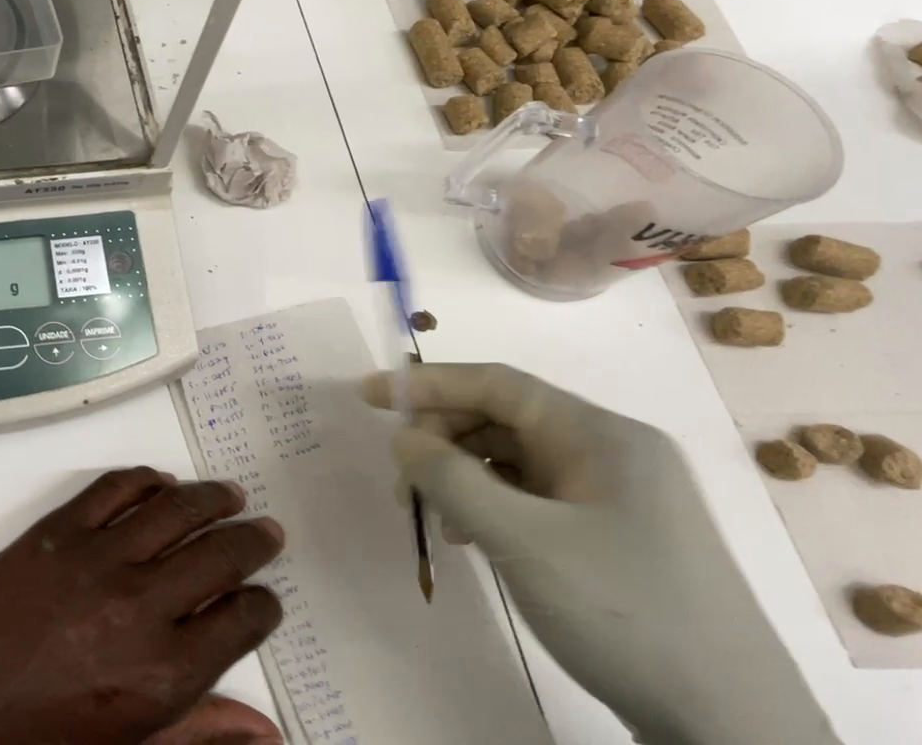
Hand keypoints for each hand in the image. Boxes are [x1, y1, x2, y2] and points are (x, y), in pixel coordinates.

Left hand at [0, 467, 284, 744]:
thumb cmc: (42, 732)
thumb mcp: (133, 744)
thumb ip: (203, 732)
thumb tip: (268, 731)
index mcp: (166, 669)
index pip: (244, 619)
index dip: (263, 604)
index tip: (263, 597)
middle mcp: (142, 606)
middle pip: (221, 555)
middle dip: (252, 541)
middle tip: (265, 532)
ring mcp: (98, 559)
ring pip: (174, 509)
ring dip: (211, 498)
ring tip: (229, 496)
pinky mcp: (59, 531)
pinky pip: (113, 488)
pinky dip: (144, 479)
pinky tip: (161, 481)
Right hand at [361, 363, 839, 744]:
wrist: (729, 724)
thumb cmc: (622, 610)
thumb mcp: (521, 540)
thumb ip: (451, 478)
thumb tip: (403, 438)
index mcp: (602, 436)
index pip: (499, 384)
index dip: (427, 384)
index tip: (367, 395)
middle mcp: (612, 454)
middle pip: (504, 420)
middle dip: (441, 439)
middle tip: (400, 478)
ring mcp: (617, 498)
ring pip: (514, 462)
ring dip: (460, 477)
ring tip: (427, 514)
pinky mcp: (614, 538)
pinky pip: (533, 498)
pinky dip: (489, 506)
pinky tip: (467, 537)